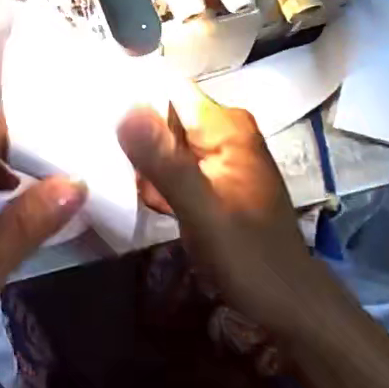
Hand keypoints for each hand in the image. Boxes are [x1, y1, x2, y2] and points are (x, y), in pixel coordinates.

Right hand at [117, 89, 325, 332]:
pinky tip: (162, 206)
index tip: (101, 122)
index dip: (131, 98)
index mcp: (225, 125)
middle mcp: (225, 128)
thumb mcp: (201, 211)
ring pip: (164, 140)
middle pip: (162, 113)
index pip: (166, 86)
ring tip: (152, 198)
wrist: (287, 301)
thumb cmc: (248, 256)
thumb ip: (164, 161)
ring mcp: (220, 151)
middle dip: (139, 142)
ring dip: (147, 166)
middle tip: (136, 180)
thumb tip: (125, 108)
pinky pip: (174, 162)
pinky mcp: (214, 174)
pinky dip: (161, 181)